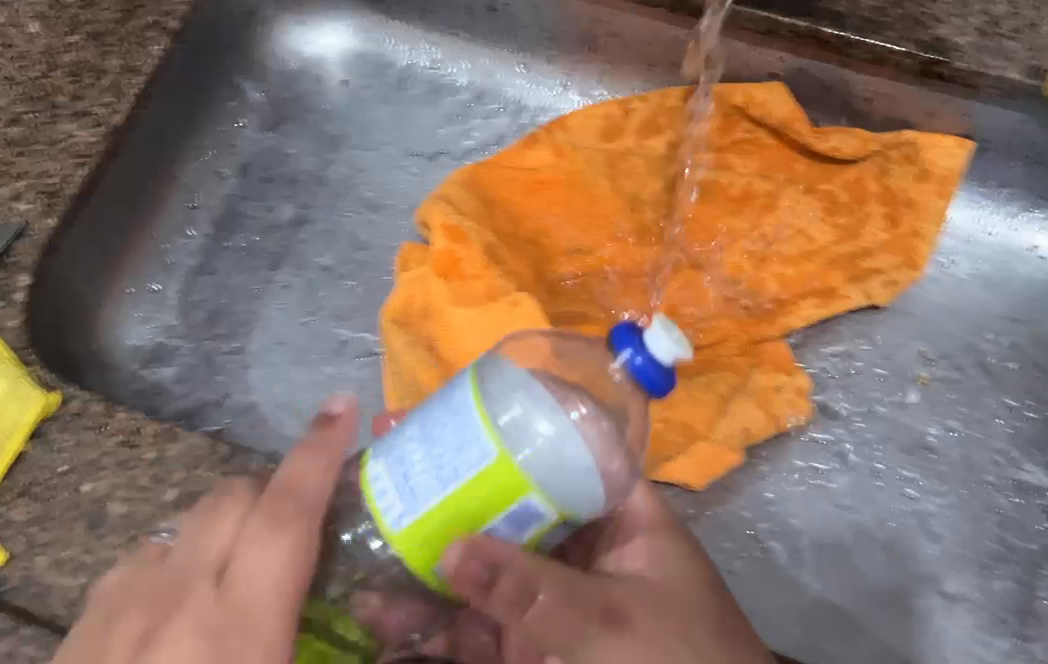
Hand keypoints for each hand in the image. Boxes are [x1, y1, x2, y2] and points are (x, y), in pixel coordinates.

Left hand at [52, 391, 359, 663]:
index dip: (318, 453)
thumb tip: (362, 628)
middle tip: (296, 533)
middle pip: (231, 499)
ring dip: (218, 533)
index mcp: (238, 629)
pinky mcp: (75, 635)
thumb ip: (317, 646)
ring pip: (181, 526)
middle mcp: (174, 599)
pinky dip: (167, 568)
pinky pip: (135, 565)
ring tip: (232, 582)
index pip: (286, 512)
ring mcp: (115, 612)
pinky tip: (168, 620)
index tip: (341, 408)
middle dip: (271, 496)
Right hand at [360, 413, 773, 663]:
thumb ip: (532, 588)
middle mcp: (577, 547)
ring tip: (366, 535)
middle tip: (384, 458)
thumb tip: (449, 547)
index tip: (445, 410)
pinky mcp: (530, 650)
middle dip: (445, 489)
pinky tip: (383, 616)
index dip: (501, 426)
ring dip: (424, 558)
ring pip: (481, 568)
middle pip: (503, 506)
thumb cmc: (681, 661)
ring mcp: (551, 601)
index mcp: (616, 513)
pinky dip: (431, 624)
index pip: (558, 449)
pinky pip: (476, 629)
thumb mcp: (613, 620)